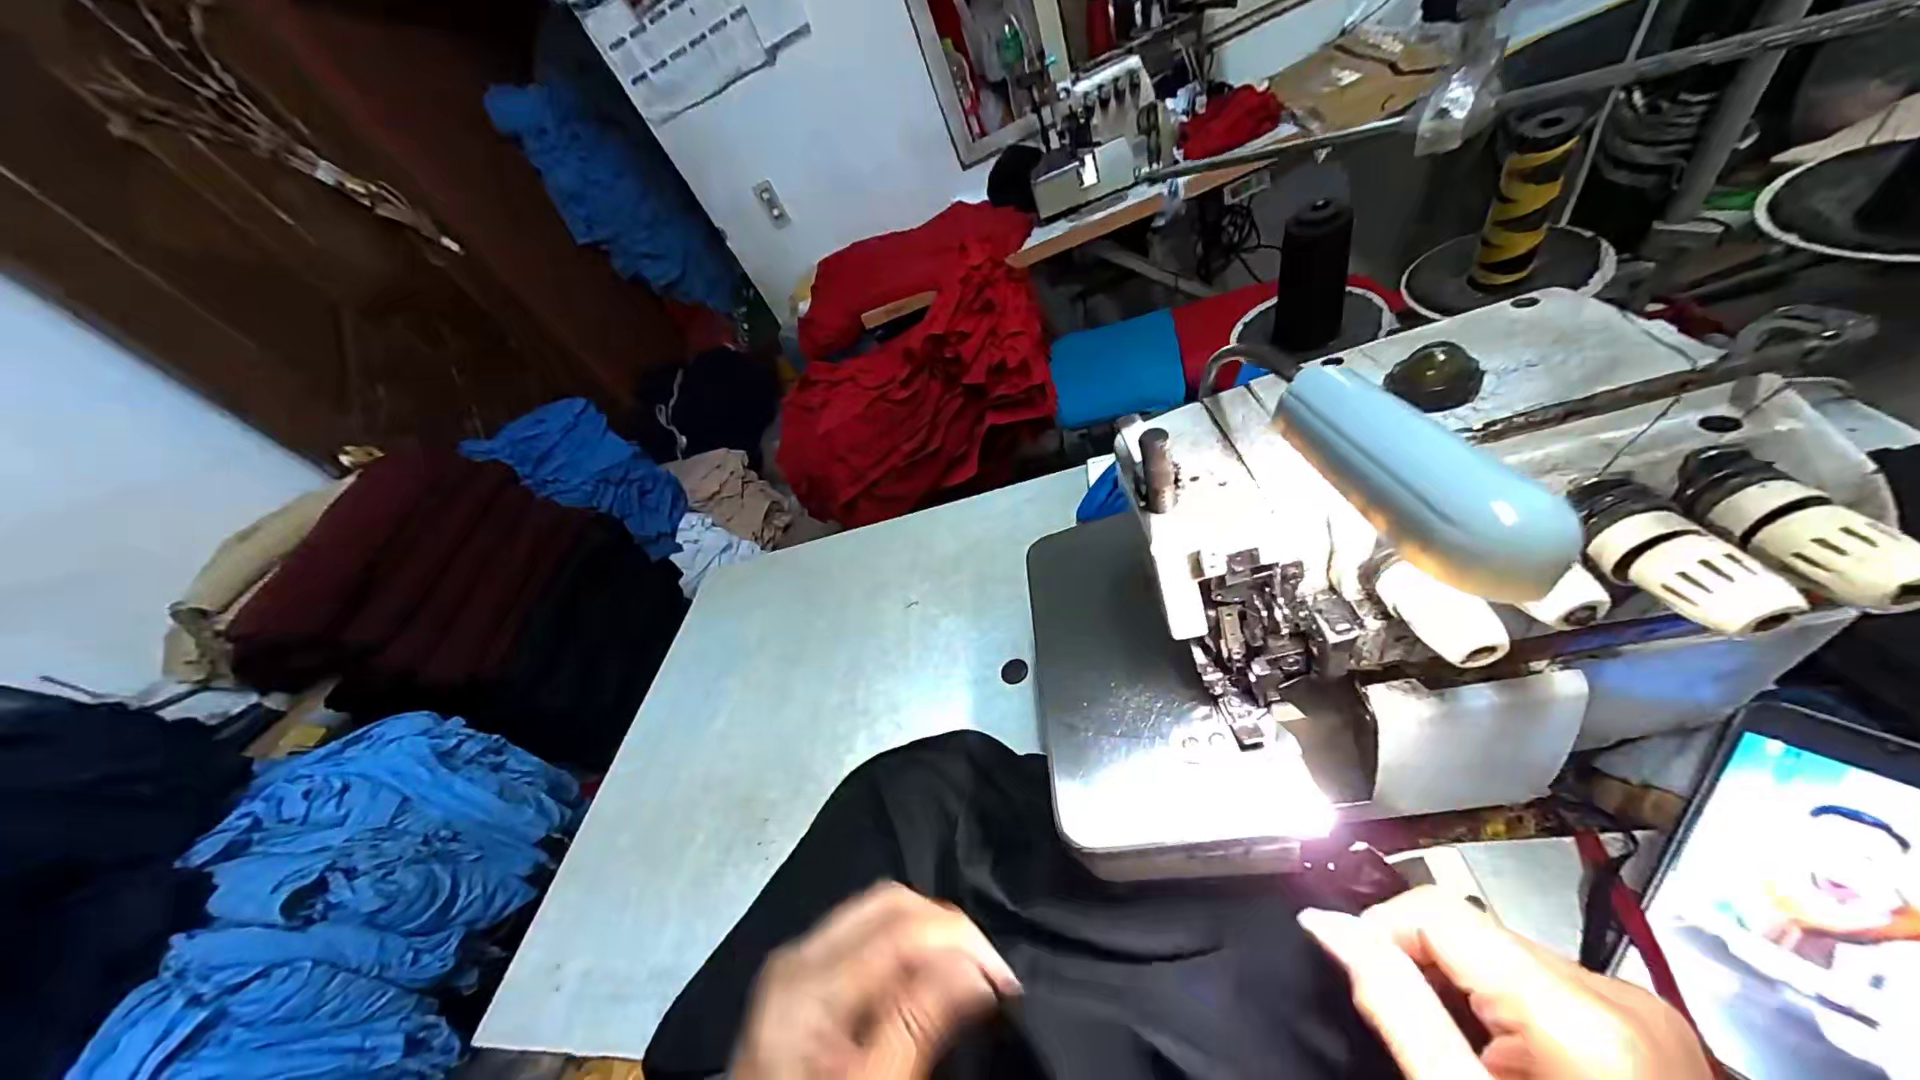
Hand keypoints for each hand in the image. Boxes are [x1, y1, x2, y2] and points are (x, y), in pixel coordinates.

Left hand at [731, 883, 1020, 1079]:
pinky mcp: (803, 971)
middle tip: (989, 973)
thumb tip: (975, 970)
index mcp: (808, 983)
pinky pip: (865, 930)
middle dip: (947, 927)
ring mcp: (797, 958)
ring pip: (879, 908)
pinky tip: (926, 975)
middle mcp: (799, 954)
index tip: (1004, 978)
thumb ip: (917, 1025)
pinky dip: (905, 943)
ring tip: (966, 973)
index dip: (961, 940)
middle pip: (889, 901)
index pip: (900, 926)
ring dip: (929, 931)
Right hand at [1299, 886, 1713, 1079]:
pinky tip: (1507, 1063)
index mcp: (1580, 1016)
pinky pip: (1541, 983)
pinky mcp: (1651, 1030)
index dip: (1381, 934)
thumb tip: (1326, 924)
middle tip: (1416, 1038)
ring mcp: (1646, 1013)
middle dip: (1423, 968)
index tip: (1367, 987)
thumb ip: (1394, 1005)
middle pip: (1471, 929)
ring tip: (1465, 1058)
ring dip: (1461, 988)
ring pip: (1500, 952)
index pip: (1436, 909)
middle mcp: (1621, 996)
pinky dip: (1503, 1008)